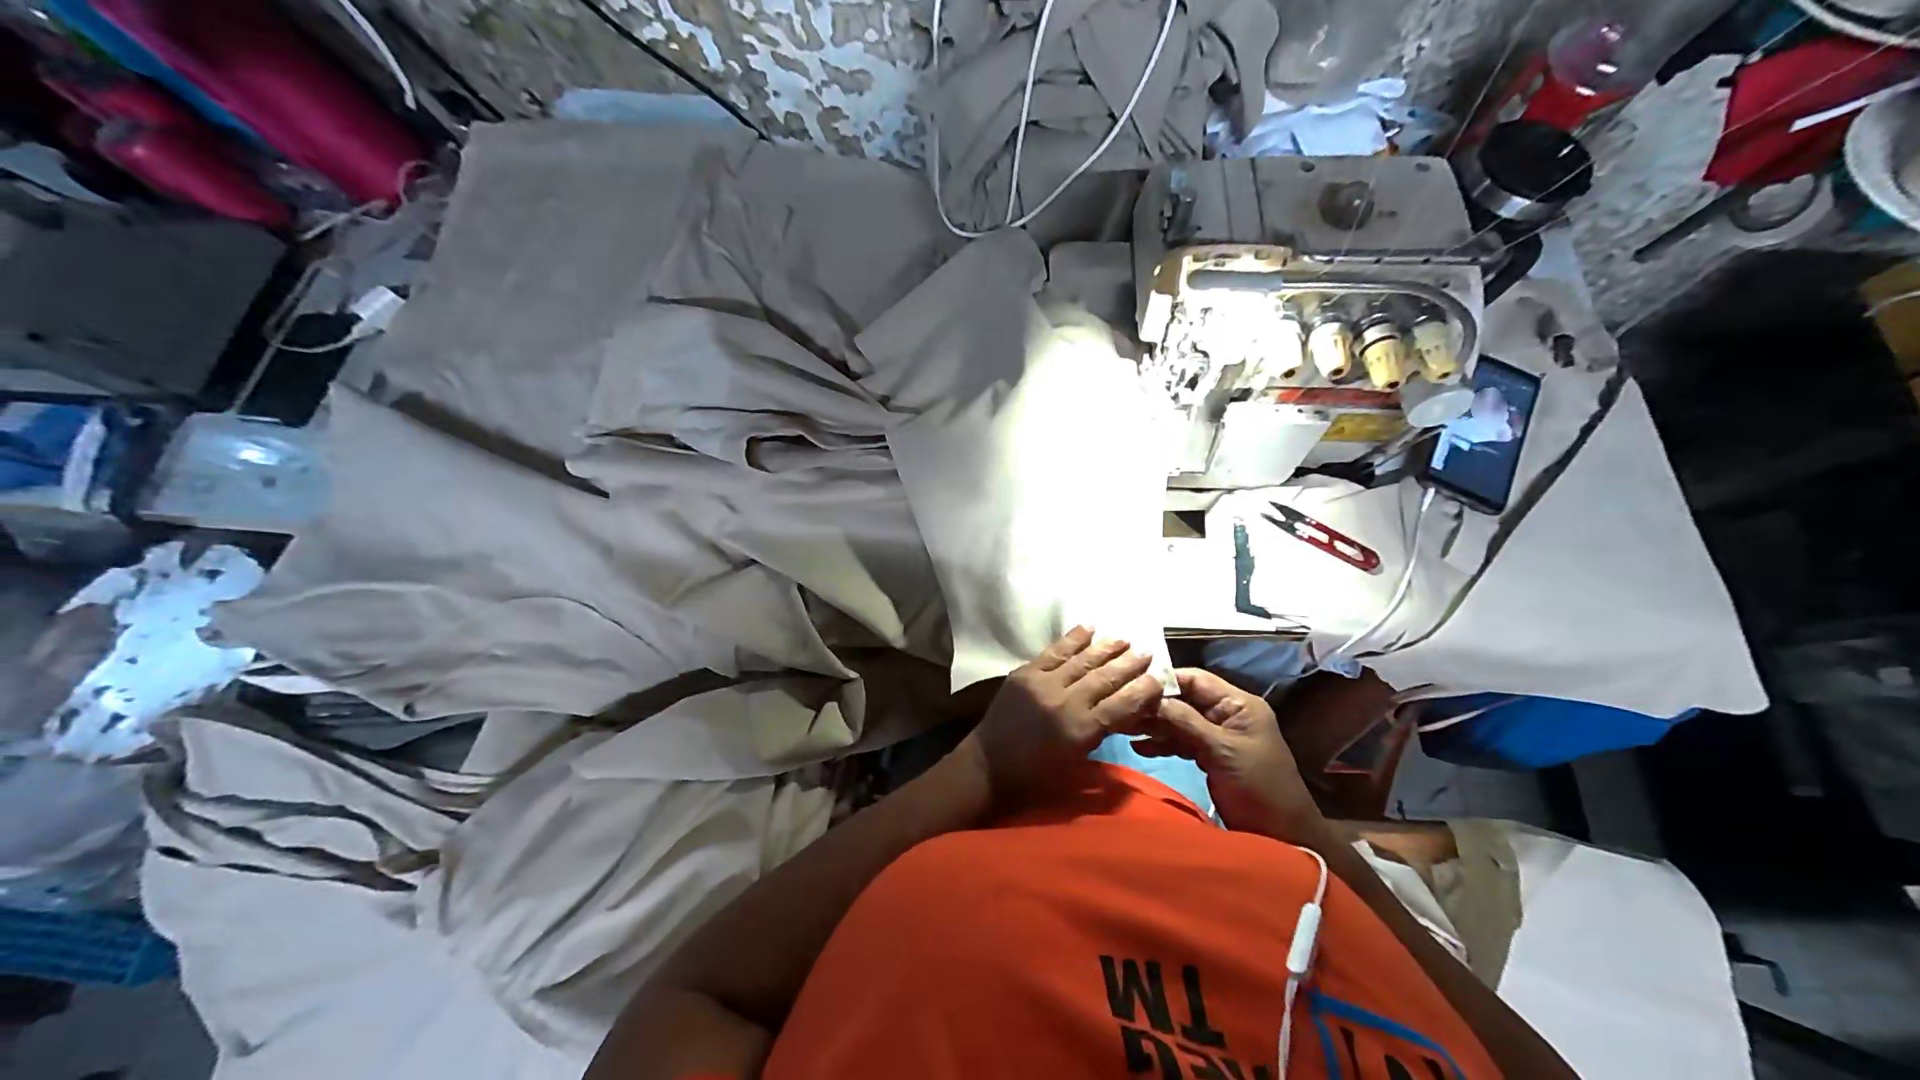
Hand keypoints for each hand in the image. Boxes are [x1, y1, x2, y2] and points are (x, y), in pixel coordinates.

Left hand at [965, 627, 1163, 808]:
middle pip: (1105, 678)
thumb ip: (1101, 735)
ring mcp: (1043, 684)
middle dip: (1129, 664)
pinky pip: (1054, 652)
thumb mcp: (1076, 762)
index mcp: (1080, 731)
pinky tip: (1089, 629)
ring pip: (1083, 661)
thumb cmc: (1036, 775)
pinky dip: (1073, 639)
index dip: (1142, 690)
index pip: (1121, 705)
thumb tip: (1125, 711)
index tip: (1158, 678)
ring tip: (1124, 639)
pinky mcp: (1025, 673)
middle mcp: (1065, 703)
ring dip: (1106, 648)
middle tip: (1147, 652)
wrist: (989, 764)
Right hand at [1138, 669, 1324, 841]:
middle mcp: (1226, 714)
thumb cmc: (1260, 788)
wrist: (1285, 836)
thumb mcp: (1222, 751)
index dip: (1164, 681)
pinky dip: (1162, 744)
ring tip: (1124, 728)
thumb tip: (1151, 698)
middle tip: (1122, 710)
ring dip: (1154, 725)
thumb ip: (1186, 722)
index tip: (1132, 686)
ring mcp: (1217, 736)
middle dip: (1155, 705)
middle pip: (1184, 700)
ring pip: (1179, 721)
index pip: (1195, 680)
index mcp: (1238, 704)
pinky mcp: (1210, 757)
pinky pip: (1181, 742)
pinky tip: (1139, 747)